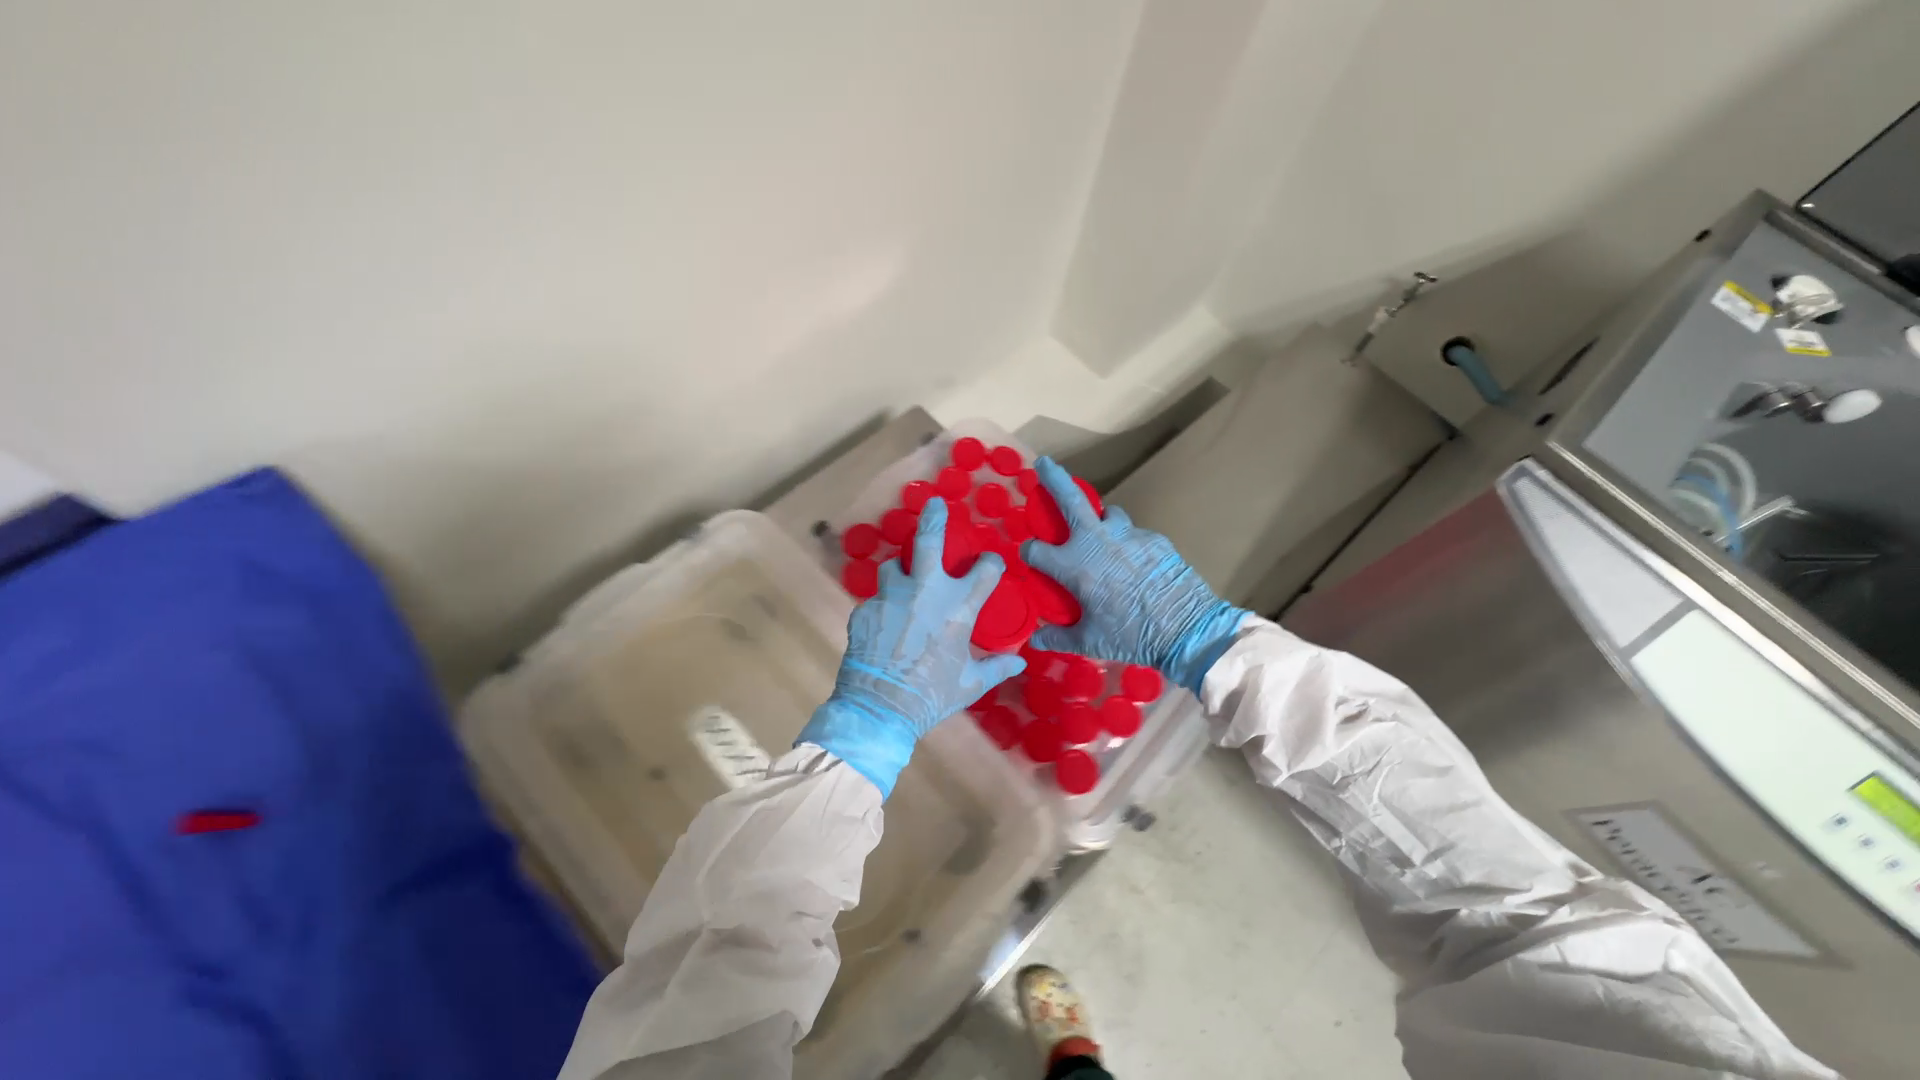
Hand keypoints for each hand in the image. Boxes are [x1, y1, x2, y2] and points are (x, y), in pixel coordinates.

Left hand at [798, 498, 1026, 797]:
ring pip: (895, 566)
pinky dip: (885, 606)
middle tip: (936, 505)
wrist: (878, 709)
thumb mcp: (971, 685)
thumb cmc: (931, 696)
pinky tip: (886, 624)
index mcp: (957, 608)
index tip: (990, 563)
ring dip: (903, 570)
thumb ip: (997, 667)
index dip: (990, 563)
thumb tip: (1020, 661)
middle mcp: (924, 592)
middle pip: (929, 541)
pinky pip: (877, 599)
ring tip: (905, 580)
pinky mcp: (864, 609)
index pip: (983, 570)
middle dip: (935, 518)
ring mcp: (890, 597)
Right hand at [1021, 457, 1247, 693]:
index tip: (1030, 557)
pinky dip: (1127, 543)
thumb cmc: (1132, 636)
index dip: (1029, 553)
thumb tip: (1036, 640)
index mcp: (1074, 566)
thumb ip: (1058, 639)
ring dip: (1100, 519)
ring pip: (1108, 514)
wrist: (1187, 629)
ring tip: (1102, 534)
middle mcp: (1096, 542)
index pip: (1036, 550)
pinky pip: (1133, 534)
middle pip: (1070, 498)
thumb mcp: (1090, 642)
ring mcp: (1127, 535)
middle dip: (1053, 478)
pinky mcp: (1153, 538)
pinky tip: (1133, 562)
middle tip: (1044, 464)